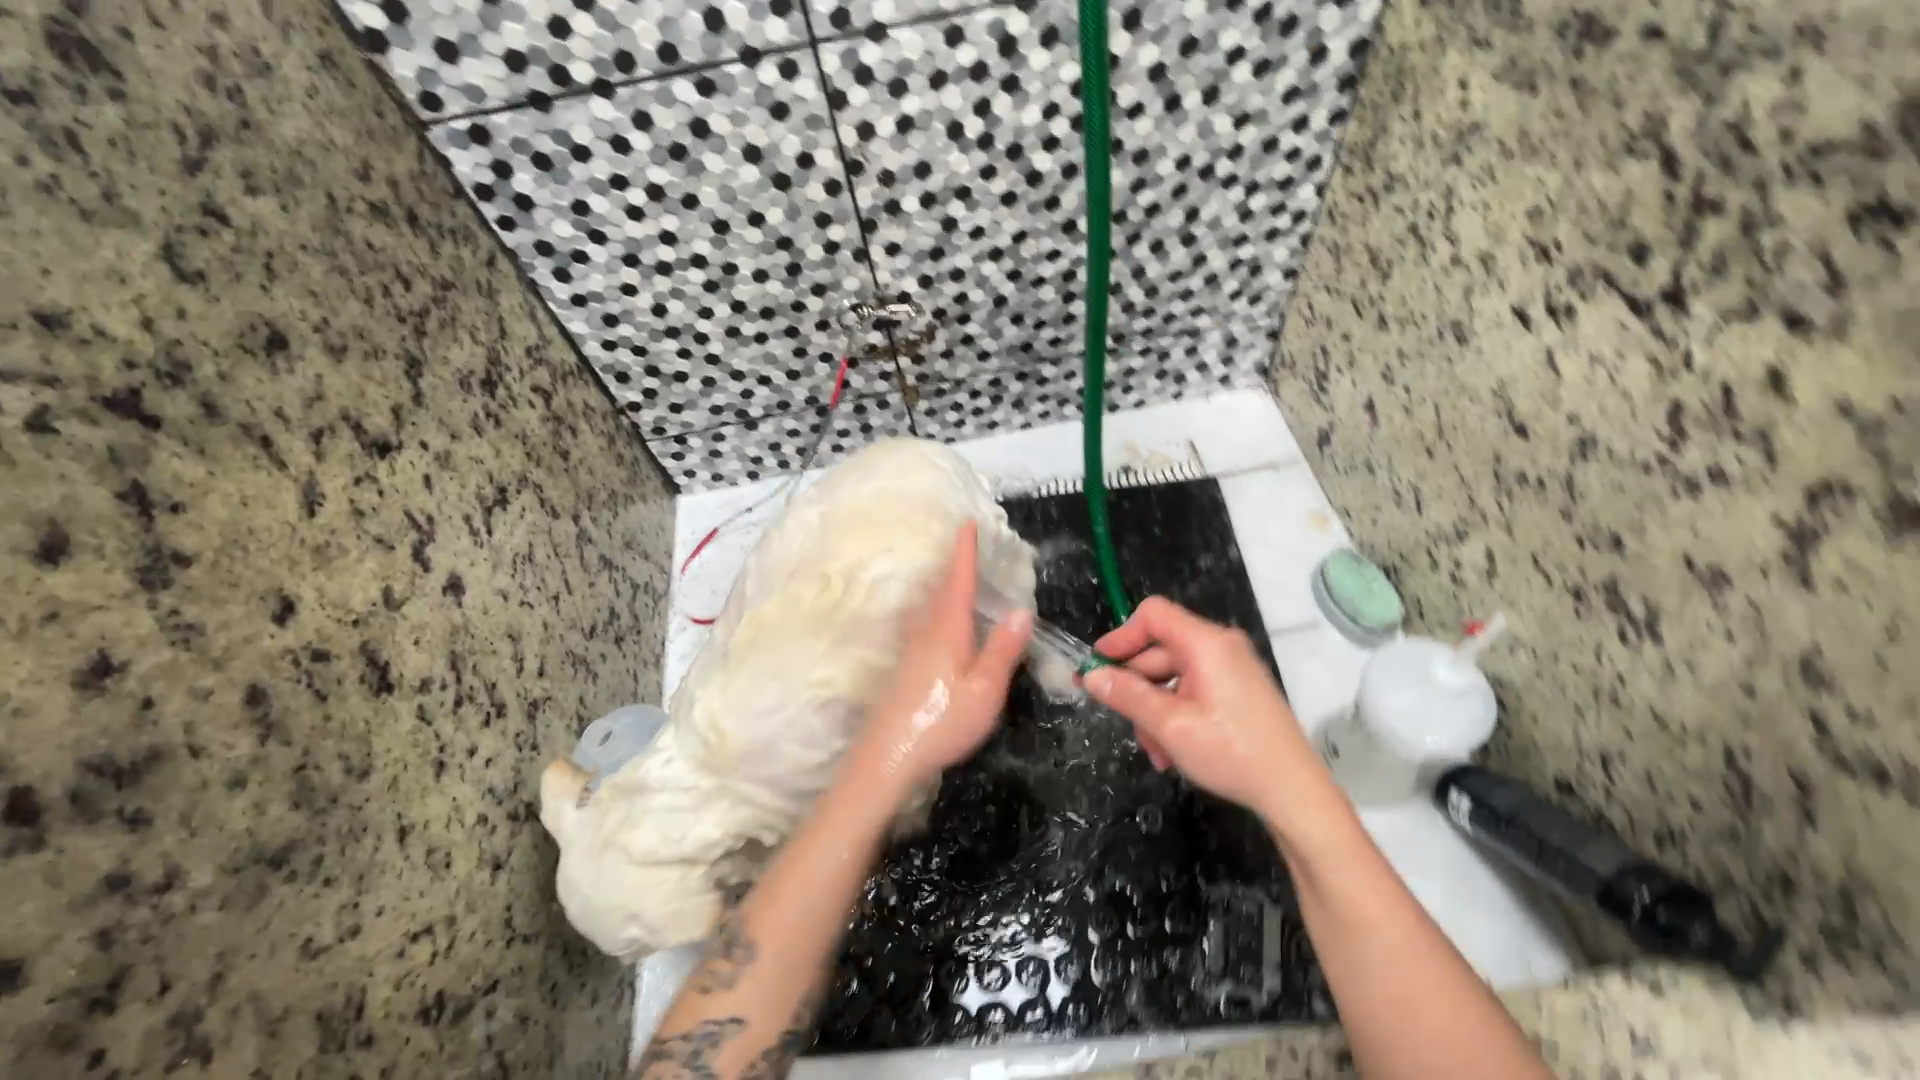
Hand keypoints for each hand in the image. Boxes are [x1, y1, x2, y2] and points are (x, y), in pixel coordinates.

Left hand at [847, 523, 1032, 800]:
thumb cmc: (943, 721)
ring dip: (943, 588)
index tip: (967, 523)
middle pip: (941, 591)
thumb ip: (1002, 649)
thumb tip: (1021, 609)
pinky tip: (940, 626)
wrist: (889, 756)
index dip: (964, 552)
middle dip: (955, 566)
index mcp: (947, 630)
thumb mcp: (985, 689)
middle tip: (968, 546)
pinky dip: (937, 611)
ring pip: (929, 608)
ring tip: (957, 580)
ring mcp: (910, 650)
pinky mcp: (904, 669)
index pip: (958, 581)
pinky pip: (923, 625)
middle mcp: (925, 632)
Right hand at [1083, 597, 1327, 821]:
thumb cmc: (1231, 752)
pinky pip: (1194, 690)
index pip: (1153, 615)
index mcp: (1206, 644)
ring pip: (1174, 677)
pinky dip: (1176, 714)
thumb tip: (1092, 676)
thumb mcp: (1170, 725)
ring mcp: (1232, 669)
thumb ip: (1128, 696)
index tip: (1098, 666)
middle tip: (1120, 721)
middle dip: (1136, 688)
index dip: (1121, 636)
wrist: (1292, 790)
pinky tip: (1171, 751)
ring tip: (1155, 751)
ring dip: (1155, 710)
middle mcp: (1221, 647)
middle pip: (1160, 650)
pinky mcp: (1238, 691)